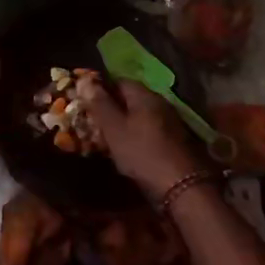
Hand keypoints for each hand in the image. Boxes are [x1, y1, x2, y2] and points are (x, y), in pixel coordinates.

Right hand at [79, 77, 205, 197]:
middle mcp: (161, 103)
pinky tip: (127, 147)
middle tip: (93, 119)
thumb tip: (84, 80)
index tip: (85, 100)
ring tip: (106, 135)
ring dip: (124, 122)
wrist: (180, 185)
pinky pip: (149, 130)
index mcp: (145, 96)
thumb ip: (100, 105)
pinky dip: (136, 134)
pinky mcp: (174, 140)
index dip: (101, 88)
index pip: (120, 81)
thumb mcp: (114, 129)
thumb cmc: (141, 153)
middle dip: (112, 106)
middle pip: (132, 98)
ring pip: (141, 115)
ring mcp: (170, 122)